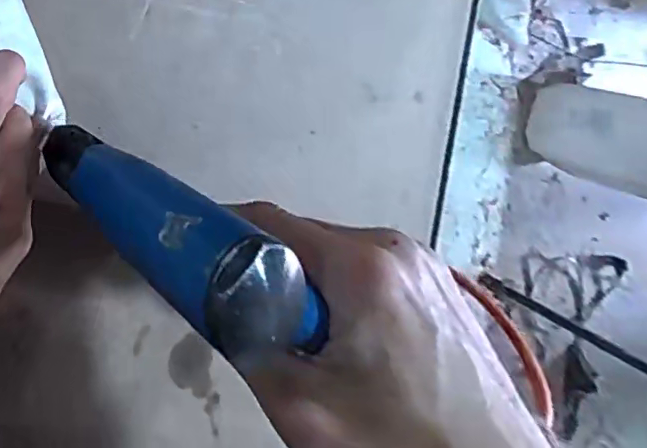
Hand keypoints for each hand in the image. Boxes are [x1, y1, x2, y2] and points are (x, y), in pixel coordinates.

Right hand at [232, 204, 550, 447]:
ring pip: (338, 259)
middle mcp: (396, 247)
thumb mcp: (303, 409)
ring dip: (312, 290)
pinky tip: (357, 351)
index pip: (270, 221)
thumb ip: (248, 348)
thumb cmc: (403, 446)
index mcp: (363, 262)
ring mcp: (426, 267)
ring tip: (314, 348)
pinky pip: (372, 276)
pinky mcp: (445, 290)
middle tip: (260, 323)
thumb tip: (215, 310)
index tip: (201, 258)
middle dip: (272, 272)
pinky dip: (348, 299)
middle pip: (305, 240)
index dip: (228, 235)